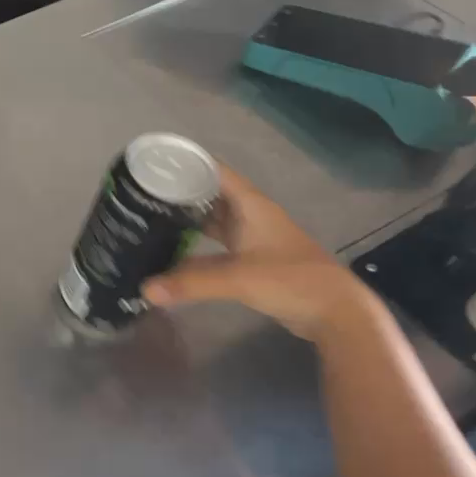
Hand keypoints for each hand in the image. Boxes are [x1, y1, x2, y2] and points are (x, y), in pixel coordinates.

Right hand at [142, 165, 382, 341]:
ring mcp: (251, 239)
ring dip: (186, 219)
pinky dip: (195, 245)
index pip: (214, 172)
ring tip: (148, 219)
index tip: (153, 165)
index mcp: (251, 206)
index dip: (186, 164)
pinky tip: (172, 251)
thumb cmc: (292, 280)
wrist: (335, 312)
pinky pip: (215, 245)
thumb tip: (145, 291)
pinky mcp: (251, 260)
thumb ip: (191, 283)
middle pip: (209, 195)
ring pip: (212, 220)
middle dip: (178, 193)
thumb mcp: (239, 279)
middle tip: (140, 195)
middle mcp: (250, 216)